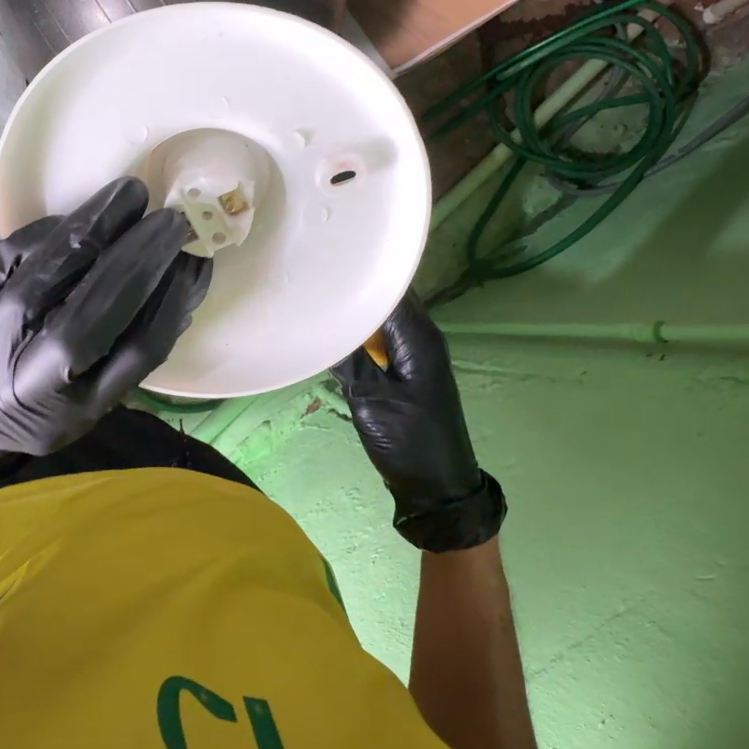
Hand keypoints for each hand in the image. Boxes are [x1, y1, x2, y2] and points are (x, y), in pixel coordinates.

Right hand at [0, 177, 210, 485]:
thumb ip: (3, 262)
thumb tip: (74, 224)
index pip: (43, 282)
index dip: (89, 235)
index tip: (127, 195)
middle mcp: (35, 381)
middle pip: (97, 319)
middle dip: (140, 263)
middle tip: (171, 220)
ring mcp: (74, 406)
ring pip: (136, 349)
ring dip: (172, 294)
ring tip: (192, 251)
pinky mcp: (101, 412)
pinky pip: (145, 366)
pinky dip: (170, 321)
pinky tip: (185, 287)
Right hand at [332, 295, 505, 551]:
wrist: (437, 487)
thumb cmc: (408, 442)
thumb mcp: (371, 400)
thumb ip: (347, 359)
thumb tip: (319, 320)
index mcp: (419, 337)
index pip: (387, 287)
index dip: (357, 272)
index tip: (320, 261)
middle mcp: (422, 335)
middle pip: (386, 296)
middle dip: (354, 285)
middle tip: (311, 276)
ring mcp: (416, 351)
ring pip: (383, 316)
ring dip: (356, 308)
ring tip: (317, 298)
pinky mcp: (407, 366)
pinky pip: (383, 335)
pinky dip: (361, 330)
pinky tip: (334, 331)